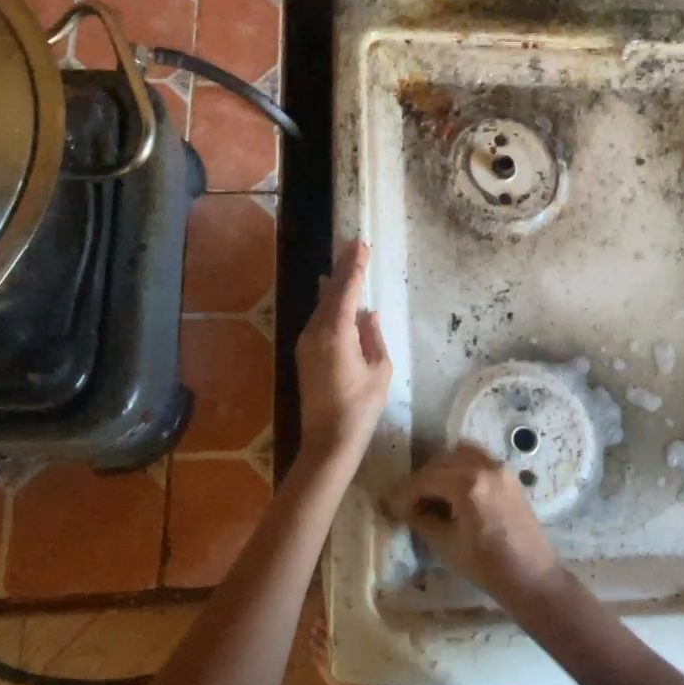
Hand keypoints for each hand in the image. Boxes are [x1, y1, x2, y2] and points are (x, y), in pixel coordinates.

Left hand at [296, 240, 391, 468]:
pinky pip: (318, 319)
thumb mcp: (379, 370)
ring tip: (346, 262)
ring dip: (335, 284)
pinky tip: (333, 294)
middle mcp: (315, 332)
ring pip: (322, 305)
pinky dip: (329, 303)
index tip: (361, 246)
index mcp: (336, 333)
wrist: (328, 440)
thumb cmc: (360, 407)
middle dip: (342, 268)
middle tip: (353, 244)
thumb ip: (373, 336)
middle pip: (330, 292)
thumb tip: (367, 314)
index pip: (346, 291)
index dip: (354, 267)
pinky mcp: (304, 354)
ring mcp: (306, 342)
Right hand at [382, 446, 563, 605]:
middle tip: (407, 502)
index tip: (388, 504)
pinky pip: (479, 460)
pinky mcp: (510, 476)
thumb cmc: (487, 567)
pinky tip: (454, 491)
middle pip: (442, 462)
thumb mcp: (446, 545)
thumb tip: (405, 509)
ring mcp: (501, 468)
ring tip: (431, 494)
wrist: (532, 578)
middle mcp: (485, 466)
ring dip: (442, 470)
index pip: (425, 480)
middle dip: (421, 480)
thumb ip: (422, 519)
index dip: (403, 493)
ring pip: (460, 454)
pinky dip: (462, 467)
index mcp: (468, 484)